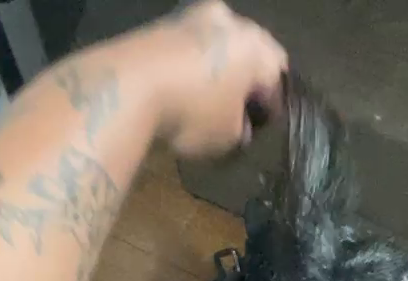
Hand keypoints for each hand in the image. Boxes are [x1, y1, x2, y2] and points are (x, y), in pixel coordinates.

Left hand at [111, 1, 287, 156]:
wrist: (130, 86)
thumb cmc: (193, 114)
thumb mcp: (228, 138)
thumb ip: (242, 130)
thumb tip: (240, 125)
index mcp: (257, 47)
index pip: (277, 79)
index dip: (271, 107)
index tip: (261, 127)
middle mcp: (231, 21)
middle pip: (249, 52)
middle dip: (246, 80)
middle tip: (238, 109)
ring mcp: (195, 15)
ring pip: (219, 45)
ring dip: (219, 68)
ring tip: (209, 99)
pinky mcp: (164, 22)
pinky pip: (190, 47)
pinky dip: (193, 65)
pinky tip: (185, 88)